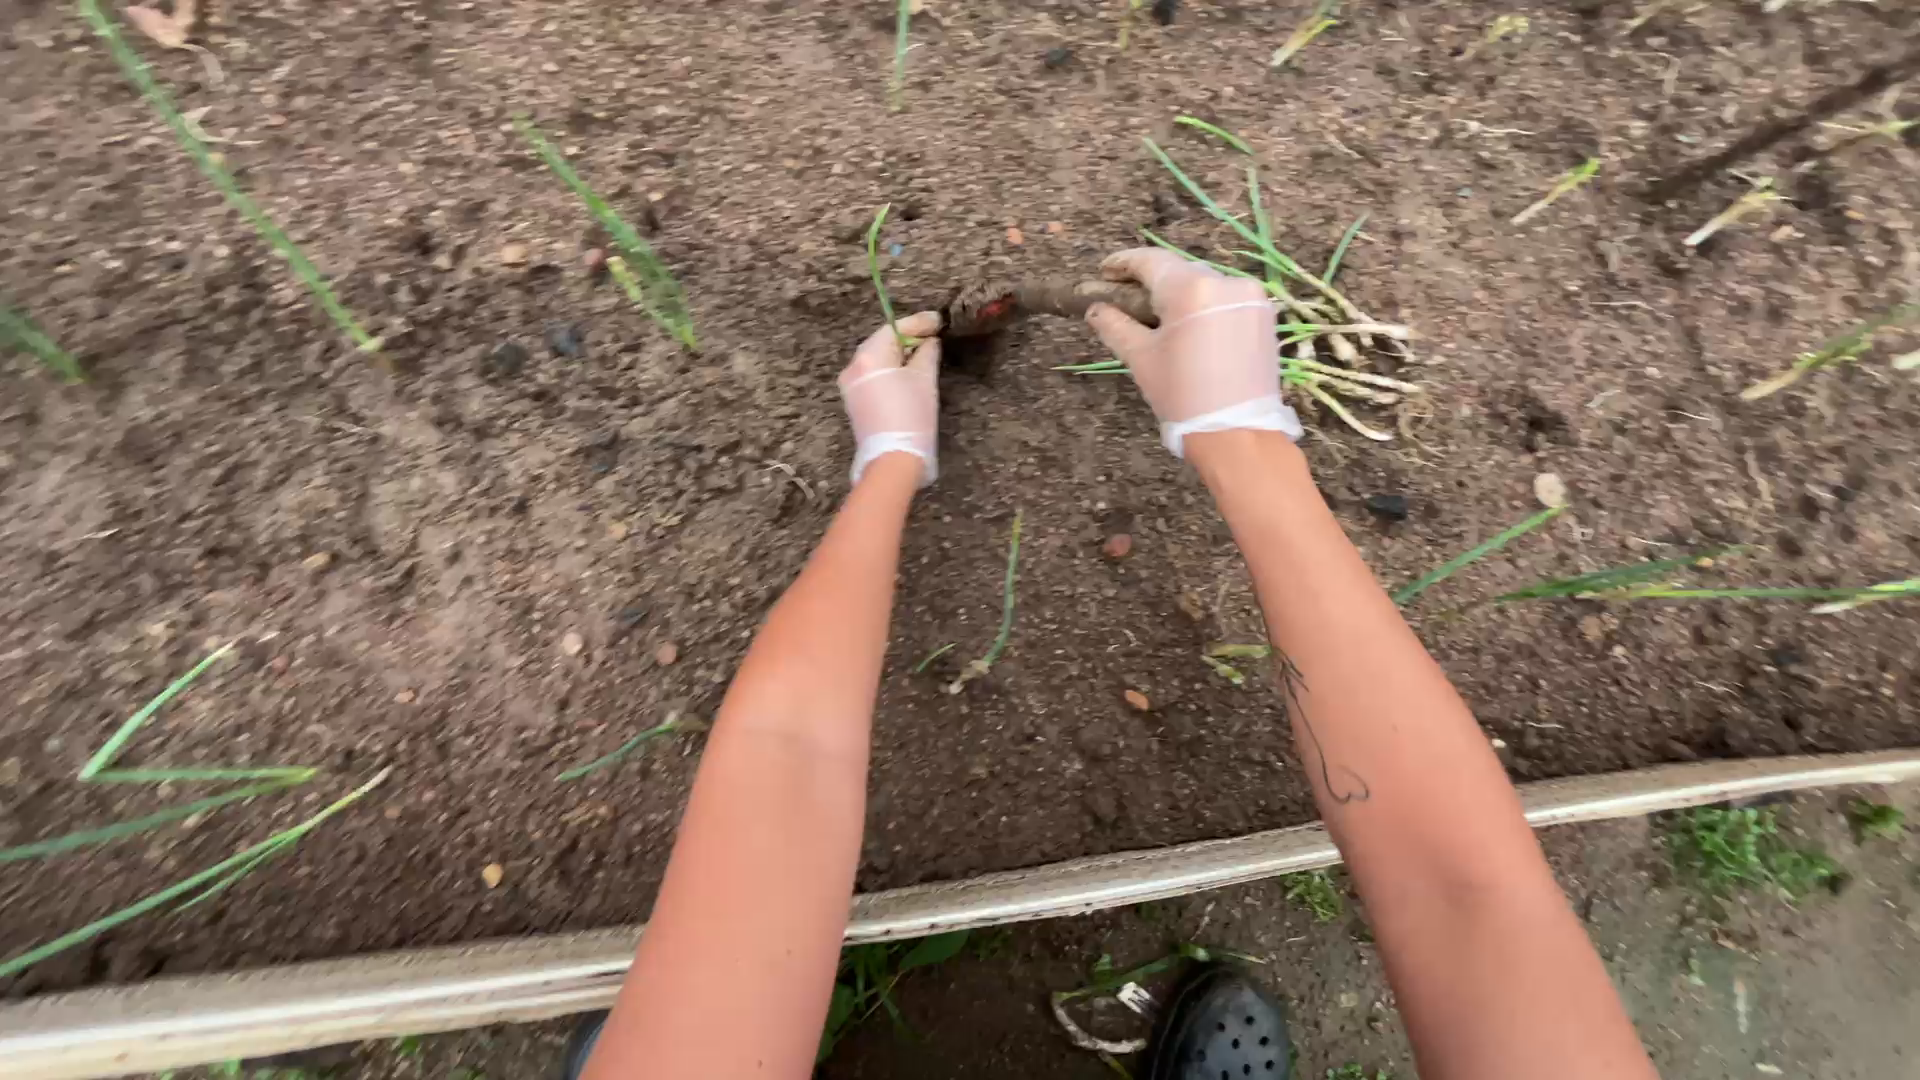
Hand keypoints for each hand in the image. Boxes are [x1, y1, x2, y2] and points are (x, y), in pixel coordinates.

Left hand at [839, 311, 941, 487]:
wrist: (893, 460)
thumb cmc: (912, 417)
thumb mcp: (925, 380)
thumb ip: (927, 353)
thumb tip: (929, 341)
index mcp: (869, 356)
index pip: (894, 329)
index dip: (918, 323)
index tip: (938, 320)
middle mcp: (853, 367)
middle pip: (882, 343)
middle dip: (907, 338)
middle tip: (932, 336)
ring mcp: (850, 386)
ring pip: (877, 360)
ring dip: (898, 355)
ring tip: (923, 354)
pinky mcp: (854, 402)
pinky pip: (872, 376)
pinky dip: (889, 370)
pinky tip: (906, 374)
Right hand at [1083, 249, 1300, 456]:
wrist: (1235, 433)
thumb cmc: (1181, 396)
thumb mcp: (1140, 358)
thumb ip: (1114, 325)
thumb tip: (1095, 309)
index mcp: (1191, 288)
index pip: (1150, 261)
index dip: (1122, 263)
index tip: (1103, 272)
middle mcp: (1226, 282)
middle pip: (1178, 271)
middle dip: (1150, 283)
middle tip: (1124, 299)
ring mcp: (1250, 297)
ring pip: (1204, 285)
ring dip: (1178, 296)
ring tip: (1156, 319)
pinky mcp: (1264, 315)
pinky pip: (1225, 300)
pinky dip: (1202, 307)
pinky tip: (1188, 329)